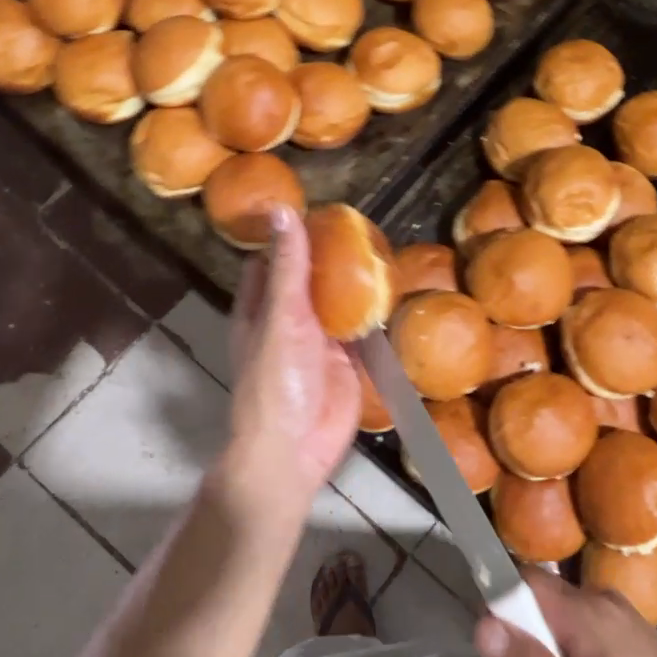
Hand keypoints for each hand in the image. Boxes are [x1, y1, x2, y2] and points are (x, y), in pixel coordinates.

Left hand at [225, 205, 362, 497]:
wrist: (296, 447)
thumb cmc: (277, 380)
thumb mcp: (282, 315)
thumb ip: (289, 266)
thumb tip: (283, 210)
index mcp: (261, 306)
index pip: (272, 259)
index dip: (291, 235)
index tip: (322, 210)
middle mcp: (289, 318)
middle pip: (311, 277)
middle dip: (332, 255)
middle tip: (365, 226)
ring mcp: (319, 340)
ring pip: (339, 301)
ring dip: (357, 281)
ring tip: (385, 249)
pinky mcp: (347, 359)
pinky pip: (363, 328)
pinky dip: (376, 311)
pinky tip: (396, 290)